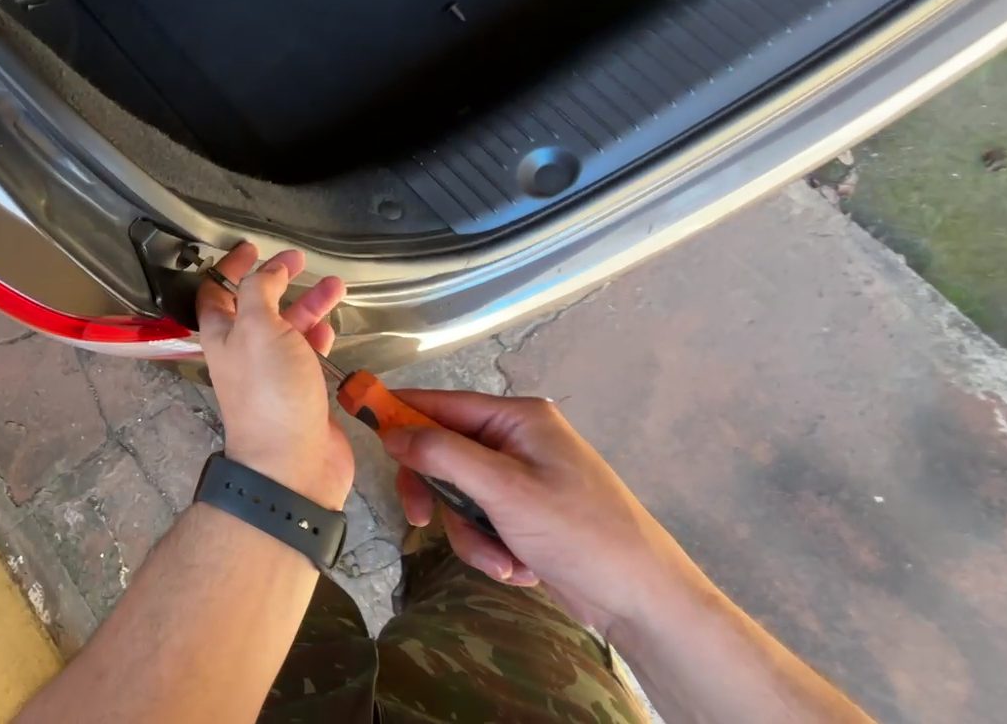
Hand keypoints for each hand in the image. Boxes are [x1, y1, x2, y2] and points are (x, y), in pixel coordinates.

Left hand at [196, 244, 350, 509]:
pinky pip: (306, 355)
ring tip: (336, 286)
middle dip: (278, 280)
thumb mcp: (258, 327)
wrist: (292, 464)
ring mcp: (271, 373)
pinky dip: (318, 337)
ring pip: (287, 328)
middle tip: (302, 261)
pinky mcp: (299, 392)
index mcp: (222, 334)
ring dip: (308, 305)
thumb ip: (259, 291)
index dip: (231, 266)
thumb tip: (266, 268)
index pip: (217, 290)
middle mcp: (243, 350)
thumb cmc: (270, 390)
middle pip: (257, 305)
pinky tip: (331, 328)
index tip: (252, 247)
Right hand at [382, 390, 708, 635]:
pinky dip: (489, 545)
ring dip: (468, 531)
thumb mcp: (504, 490)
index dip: (397, 411)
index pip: (440, 403)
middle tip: (418, 519)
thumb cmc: (580, 533)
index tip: (358, 415)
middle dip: (436, 493)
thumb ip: (442, 454)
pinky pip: (480, 518)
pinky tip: (517, 566)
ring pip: (457, 493)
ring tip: (501, 559)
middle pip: (442, 452)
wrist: (648, 604)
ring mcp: (521, 477)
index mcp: (517, 418)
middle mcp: (516, 440)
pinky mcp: (525, 513)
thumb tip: (391, 433)